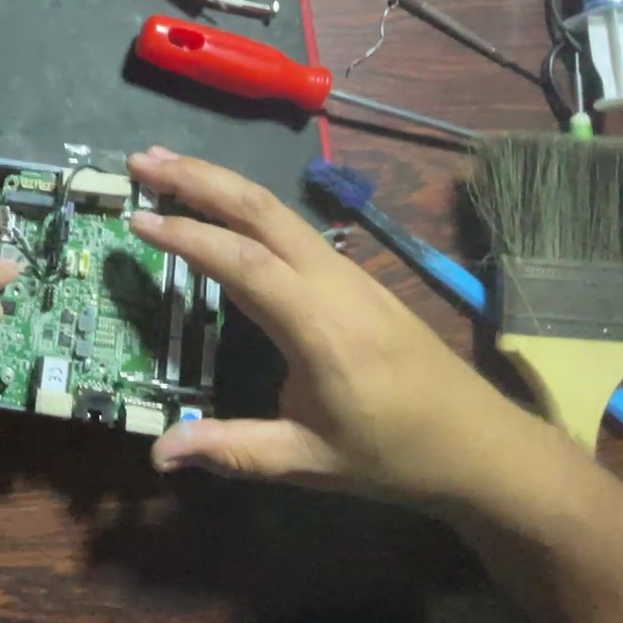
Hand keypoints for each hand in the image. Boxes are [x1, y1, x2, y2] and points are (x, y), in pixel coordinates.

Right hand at [127, 147, 543, 507]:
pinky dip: (241, 201)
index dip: (188, 236)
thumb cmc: (394, 455)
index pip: (244, 263)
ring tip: (164, 165)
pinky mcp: (350, 274)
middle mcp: (334, 284)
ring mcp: (346, 273)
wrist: (486, 447)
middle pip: (261, 210)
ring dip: (217, 180)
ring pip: (275, 208)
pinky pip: (287, 224)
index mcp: (322, 328)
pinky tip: (214, 203)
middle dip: (198, 178)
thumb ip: (230, 449)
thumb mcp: (307, 461)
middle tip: (141, 161)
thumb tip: (157, 454)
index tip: (137, 220)